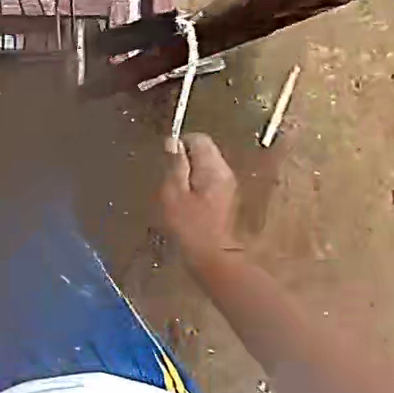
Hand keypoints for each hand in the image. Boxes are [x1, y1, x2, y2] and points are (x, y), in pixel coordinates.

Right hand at [158, 132, 240, 260]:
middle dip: (184, 157)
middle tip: (169, 176)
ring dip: (188, 169)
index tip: (166, 159)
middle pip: (204, 149)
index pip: (199, 139)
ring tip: (175, 187)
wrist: (211, 253)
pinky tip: (185, 197)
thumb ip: (175, 164)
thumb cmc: (188, 223)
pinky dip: (194, 180)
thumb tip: (172, 141)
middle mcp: (224, 172)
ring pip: (205, 163)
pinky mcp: (224, 195)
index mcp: (212, 168)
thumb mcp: (174, 191)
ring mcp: (227, 184)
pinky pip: (207, 176)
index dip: (179, 143)